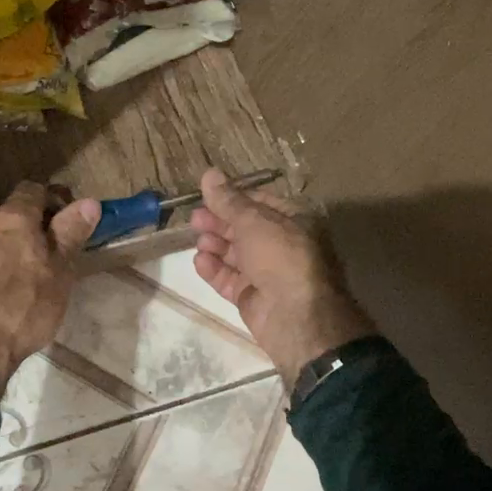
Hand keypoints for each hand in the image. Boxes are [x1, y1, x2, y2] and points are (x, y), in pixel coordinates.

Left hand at [0, 182, 100, 397]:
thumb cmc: (23, 308)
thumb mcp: (59, 272)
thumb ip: (71, 234)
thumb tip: (88, 202)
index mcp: (12, 218)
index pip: (33, 189)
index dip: (54, 199)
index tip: (70, 219)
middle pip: (11, 214)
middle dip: (33, 226)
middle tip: (54, 252)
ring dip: (11, 249)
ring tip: (29, 277)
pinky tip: (2, 296)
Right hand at [189, 169, 374, 379]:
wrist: (296, 317)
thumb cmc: (281, 256)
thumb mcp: (253, 221)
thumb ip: (228, 200)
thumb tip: (209, 173)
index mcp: (294, 221)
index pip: (260, 202)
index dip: (233, 198)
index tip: (207, 196)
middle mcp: (284, 245)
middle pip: (245, 228)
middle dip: (219, 222)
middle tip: (195, 219)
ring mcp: (268, 273)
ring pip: (236, 254)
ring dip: (216, 244)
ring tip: (199, 240)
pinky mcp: (254, 297)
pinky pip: (230, 279)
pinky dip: (215, 269)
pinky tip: (200, 261)